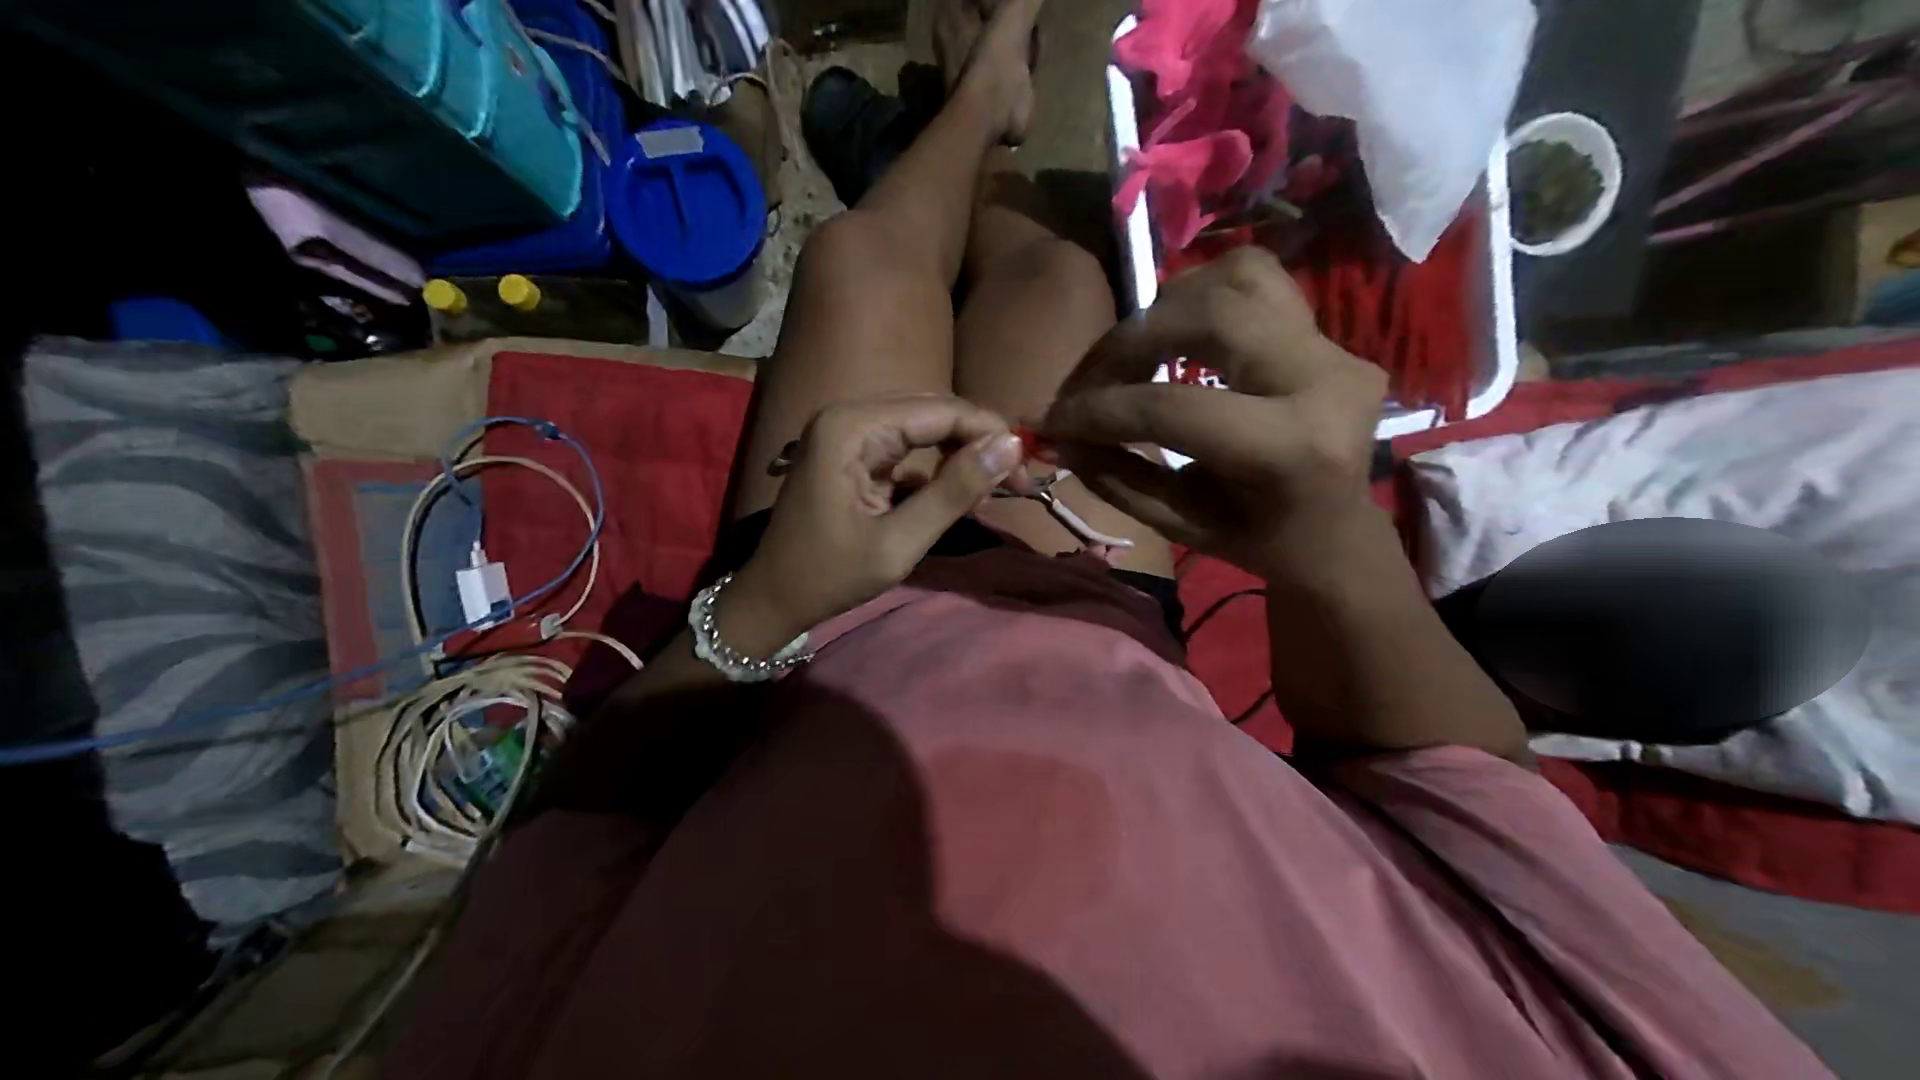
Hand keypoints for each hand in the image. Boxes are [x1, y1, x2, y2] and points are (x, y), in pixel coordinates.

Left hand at [727, 396, 1024, 642]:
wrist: (773, 597)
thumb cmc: (830, 576)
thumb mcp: (899, 541)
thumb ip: (954, 491)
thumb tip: (1011, 445)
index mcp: (852, 426)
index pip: (940, 410)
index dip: (989, 433)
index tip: (1025, 472)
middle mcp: (849, 414)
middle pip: (933, 411)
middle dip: (978, 441)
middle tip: (1016, 481)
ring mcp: (847, 431)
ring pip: (924, 427)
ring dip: (960, 453)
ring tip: (993, 489)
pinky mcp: (852, 451)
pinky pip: (907, 447)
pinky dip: (936, 468)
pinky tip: (957, 495)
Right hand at [1041, 248, 1386, 583]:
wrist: (1335, 529)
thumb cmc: (1257, 539)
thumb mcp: (1179, 524)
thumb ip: (1115, 478)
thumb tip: (1055, 436)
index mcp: (1289, 449)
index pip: (1173, 408)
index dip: (1100, 409)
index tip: (1054, 420)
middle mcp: (1322, 380)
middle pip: (1207, 318)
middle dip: (1126, 346)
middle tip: (1085, 383)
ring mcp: (1332, 345)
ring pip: (1233, 281)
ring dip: (1161, 310)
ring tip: (1127, 355)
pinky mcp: (1326, 329)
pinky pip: (1253, 278)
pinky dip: (1198, 292)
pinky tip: (1172, 328)